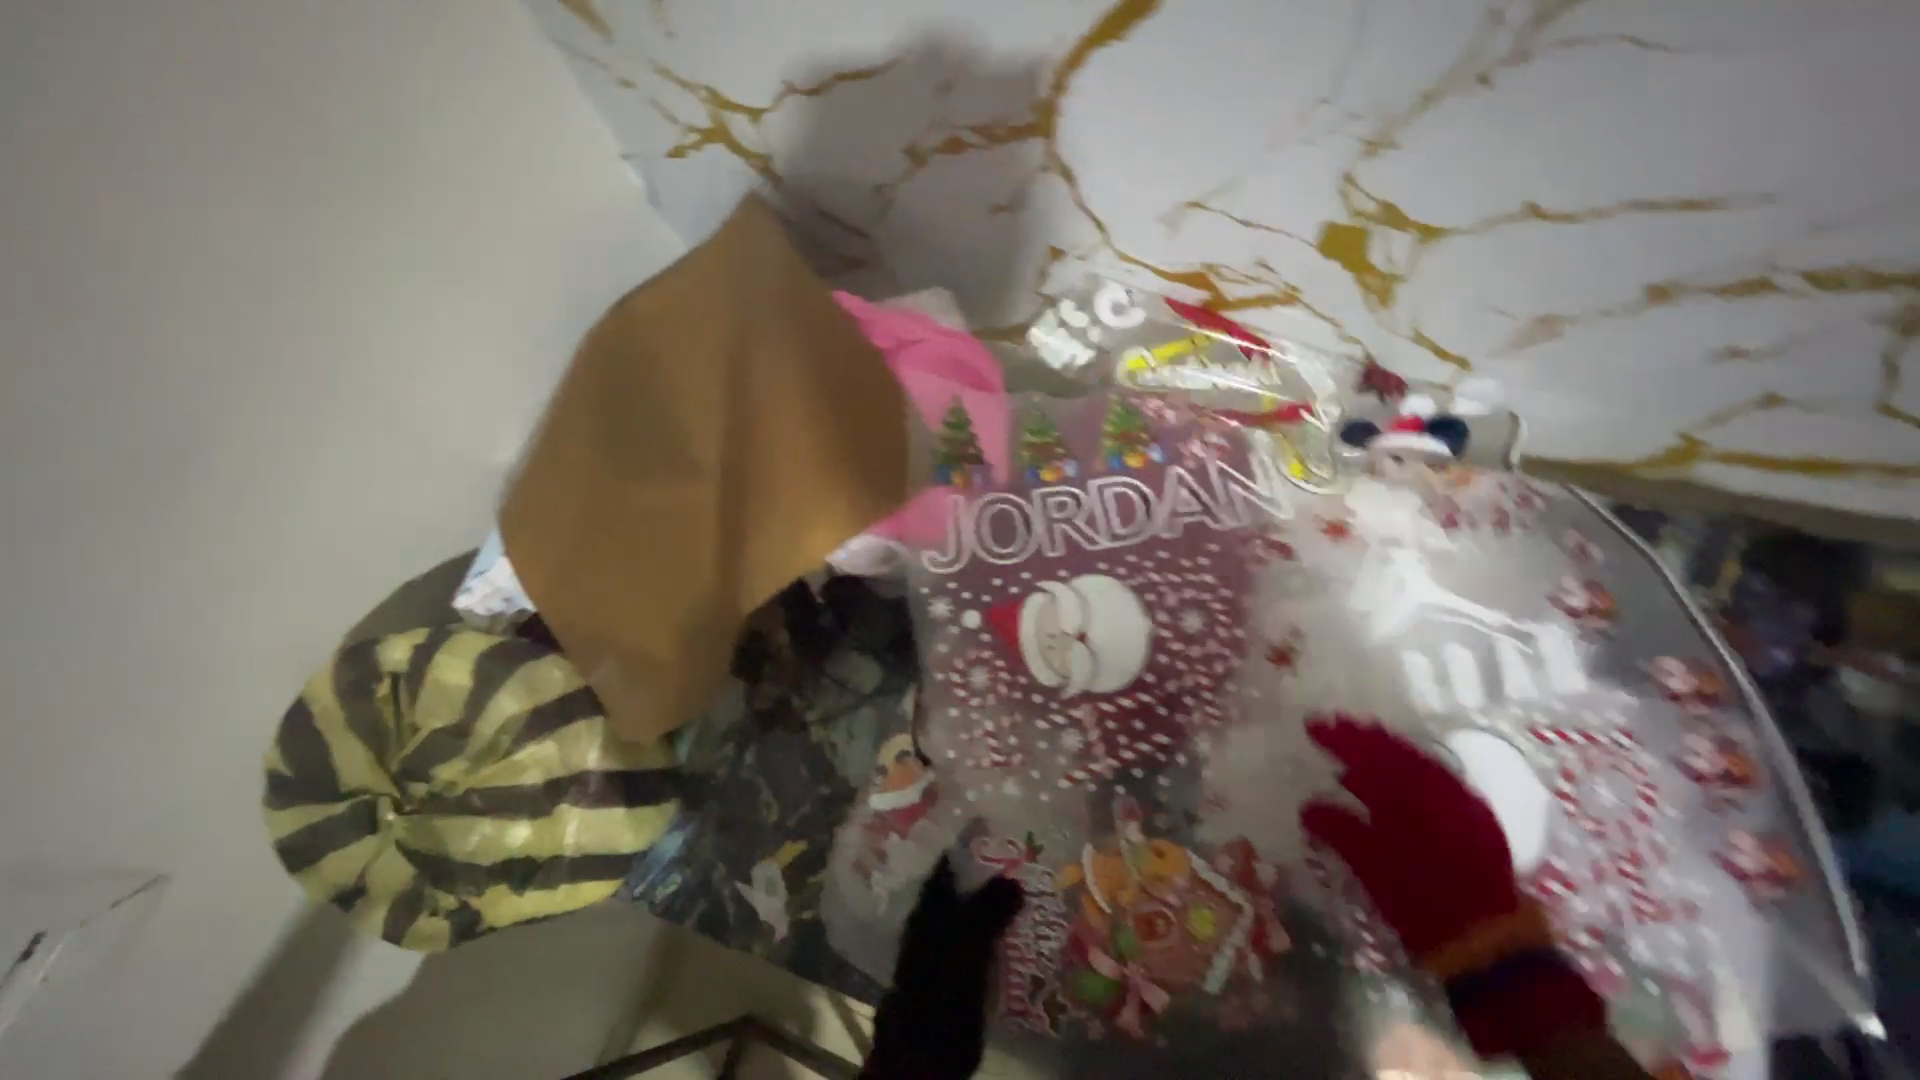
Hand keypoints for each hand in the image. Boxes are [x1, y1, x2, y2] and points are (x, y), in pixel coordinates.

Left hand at [861, 855, 1023, 1079]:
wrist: (925, 1050)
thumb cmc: (940, 990)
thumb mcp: (968, 946)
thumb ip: (989, 911)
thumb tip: (1015, 878)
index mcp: (928, 910)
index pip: (947, 866)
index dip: (968, 847)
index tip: (998, 827)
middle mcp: (932, 924)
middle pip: (962, 890)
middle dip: (989, 875)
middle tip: (1026, 860)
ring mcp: (944, 951)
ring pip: (973, 916)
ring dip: (997, 905)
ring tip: (1033, 892)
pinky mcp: (957, 977)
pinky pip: (982, 945)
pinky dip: (999, 935)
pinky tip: (1024, 935)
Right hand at [1299, 716, 1522, 964]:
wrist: (1486, 941)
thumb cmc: (1418, 902)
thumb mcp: (1368, 866)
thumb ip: (1337, 828)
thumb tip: (1308, 805)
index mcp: (1408, 795)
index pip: (1368, 752)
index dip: (1339, 736)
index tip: (1312, 725)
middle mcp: (1439, 788)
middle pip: (1396, 748)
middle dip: (1363, 735)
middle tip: (1334, 724)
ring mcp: (1463, 799)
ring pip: (1419, 758)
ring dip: (1387, 748)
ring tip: (1359, 745)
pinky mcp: (1477, 816)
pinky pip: (1438, 776)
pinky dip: (1412, 768)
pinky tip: (1396, 776)